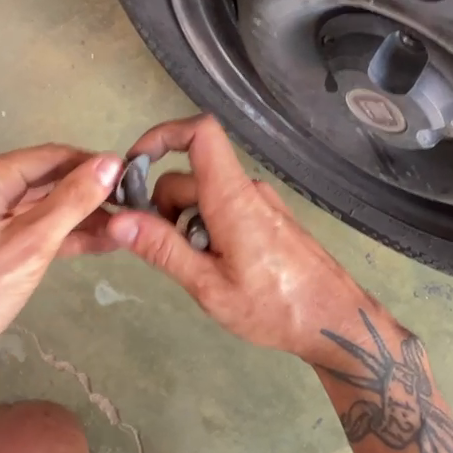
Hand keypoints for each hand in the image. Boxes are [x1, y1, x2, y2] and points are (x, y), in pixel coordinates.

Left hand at [0, 145, 122, 392]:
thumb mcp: (30, 245)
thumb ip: (72, 201)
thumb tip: (111, 162)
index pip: (51, 157)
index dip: (93, 165)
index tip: (134, 179)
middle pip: (45, 180)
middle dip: (89, 193)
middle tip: (133, 208)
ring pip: (39, 208)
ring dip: (78, 218)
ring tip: (123, 229)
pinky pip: (27, 231)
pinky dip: (59, 237)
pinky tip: (96, 244)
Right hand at [106, 115, 378, 359]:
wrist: (335, 319)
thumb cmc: (274, 307)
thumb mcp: (208, 287)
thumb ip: (163, 249)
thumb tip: (117, 219)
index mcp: (232, 197)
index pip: (201, 133)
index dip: (163, 134)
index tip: (134, 166)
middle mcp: (247, 189)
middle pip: (190, 175)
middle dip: (163, 206)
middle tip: (161, 251)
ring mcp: (261, 203)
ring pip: (205, 195)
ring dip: (186, 223)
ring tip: (196, 269)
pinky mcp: (269, 218)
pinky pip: (225, 208)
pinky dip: (207, 228)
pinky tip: (216, 268)